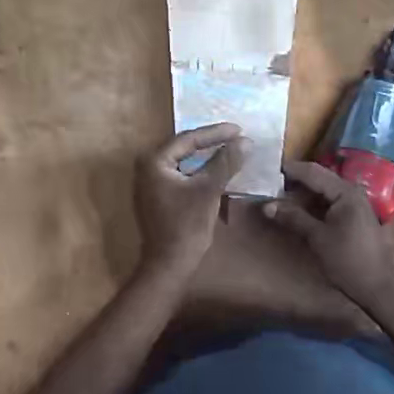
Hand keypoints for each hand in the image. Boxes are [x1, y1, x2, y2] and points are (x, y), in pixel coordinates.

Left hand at [136, 123, 245, 278]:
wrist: (170, 263)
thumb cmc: (186, 225)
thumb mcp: (209, 190)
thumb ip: (226, 162)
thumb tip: (246, 141)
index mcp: (154, 162)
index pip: (188, 139)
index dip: (216, 133)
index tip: (239, 129)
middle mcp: (147, 167)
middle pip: (184, 147)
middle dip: (211, 141)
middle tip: (236, 136)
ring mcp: (150, 182)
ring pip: (184, 160)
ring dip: (207, 155)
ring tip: (230, 148)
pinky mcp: (158, 194)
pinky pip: (182, 173)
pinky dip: (199, 170)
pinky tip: (217, 169)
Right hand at [264, 160, 393, 308]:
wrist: (378, 286)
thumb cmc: (348, 260)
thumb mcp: (318, 238)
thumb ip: (294, 218)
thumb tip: (267, 206)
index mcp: (345, 192)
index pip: (313, 172)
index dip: (290, 170)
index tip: (266, 170)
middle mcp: (352, 192)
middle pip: (319, 178)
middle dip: (295, 180)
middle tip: (269, 183)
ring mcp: (355, 204)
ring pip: (325, 190)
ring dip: (304, 193)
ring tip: (279, 196)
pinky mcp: (354, 216)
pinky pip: (331, 202)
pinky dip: (314, 203)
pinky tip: (299, 210)